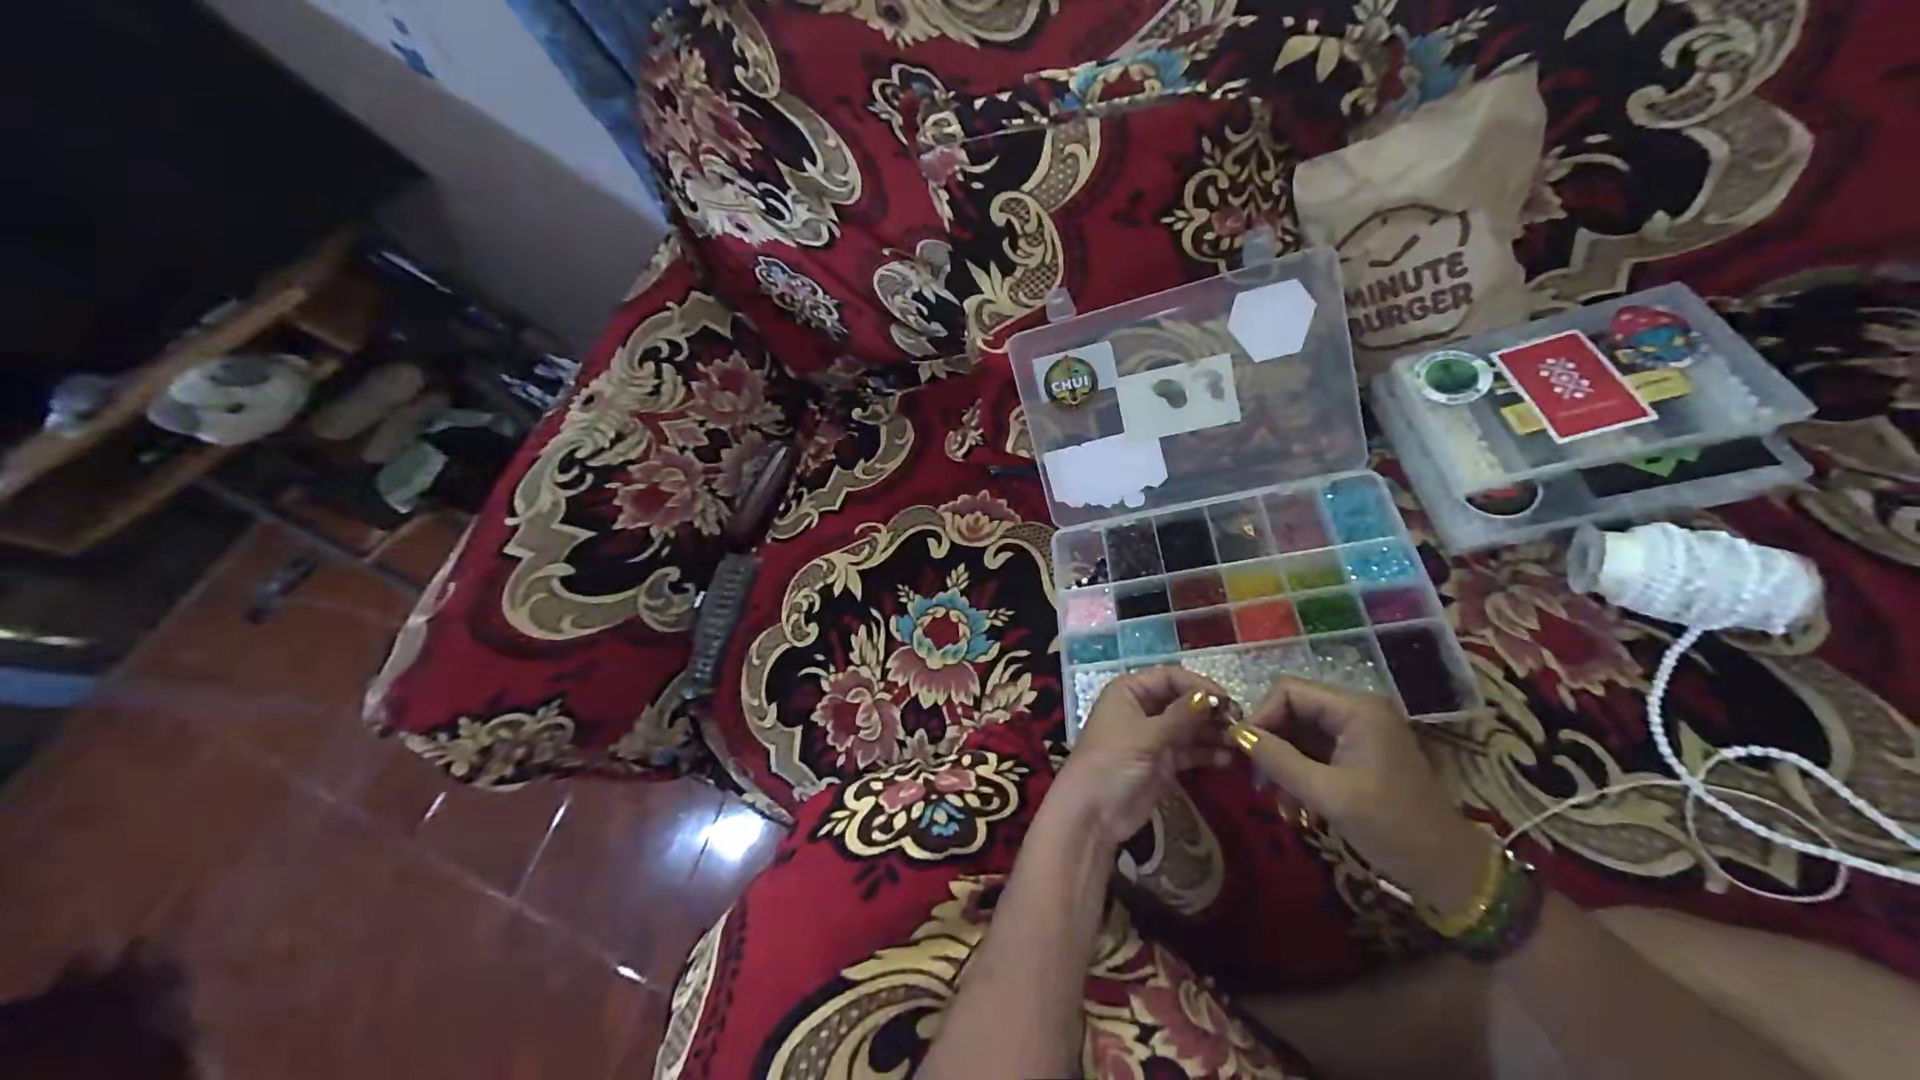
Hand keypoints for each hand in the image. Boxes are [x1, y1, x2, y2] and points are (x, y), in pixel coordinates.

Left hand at [1052, 666, 1235, 848]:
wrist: (1092, 814)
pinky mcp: (1162, 762)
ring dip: (1213, 732)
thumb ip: (1182, 716)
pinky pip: (1190, 750)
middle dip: (1210, 710)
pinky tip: (1226, 759)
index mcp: (1129, 691)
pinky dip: (1207, 752)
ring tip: (1238, 742)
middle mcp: (1142, 708)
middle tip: (1239, 723)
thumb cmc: (1112, 762)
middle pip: (1183, 701)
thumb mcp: (1147, 736)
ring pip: (1190, 726)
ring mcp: (1153, 736)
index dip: (1199, 685)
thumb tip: (1213, 696)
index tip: (1227, 700)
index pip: (1170, 677)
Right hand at [1233, 677, 1492, 911]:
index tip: (1243, 751)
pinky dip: (1298, 775)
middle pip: (1292, 710)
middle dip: (1270, 744)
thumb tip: (1236, 734)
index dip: (1261, 716)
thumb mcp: (1327, 794)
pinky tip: (1294, 807)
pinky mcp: (1359, 755)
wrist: (1447, 872)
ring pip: (1299, 734)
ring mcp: (1360, 733)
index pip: (1289, 691)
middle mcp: (1357, 711)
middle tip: (1255, 781)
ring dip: (1282, 765)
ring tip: (1276, 803)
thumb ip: (1278, 760)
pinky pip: (1314, 753)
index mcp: (1356, 709)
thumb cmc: (1391, 827)